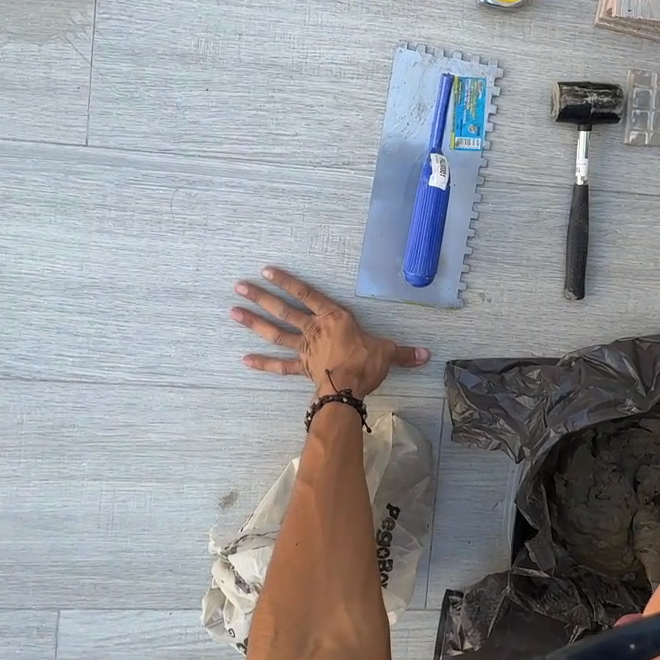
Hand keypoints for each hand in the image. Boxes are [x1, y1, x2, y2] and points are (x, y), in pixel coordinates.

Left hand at [229, 266, 428, 397]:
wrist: (348, 389)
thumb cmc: (365, 364)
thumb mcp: (387, 352)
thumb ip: (403, 352)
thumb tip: (427, 355)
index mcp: (334, 317)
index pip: (307, 294)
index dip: (287, 281)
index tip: (266, 270)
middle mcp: (314, 329)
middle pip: (283, 310)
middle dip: (260, 297)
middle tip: (238, 286)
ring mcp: (303, 348)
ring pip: (274, 332)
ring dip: (253, 322)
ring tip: (233, 311)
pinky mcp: (300, 368)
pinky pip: (278, 365)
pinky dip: (262, 363)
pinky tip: (244, 359)